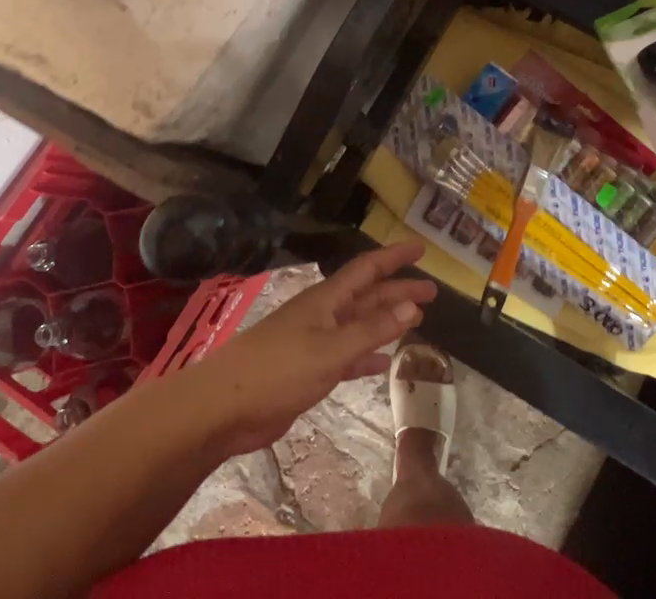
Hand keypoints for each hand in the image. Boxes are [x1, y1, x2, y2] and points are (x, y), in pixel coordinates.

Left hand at [187, 240, 437, 456]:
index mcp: (325, 300)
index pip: (367, 269)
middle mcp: (322, 315)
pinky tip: (382, 362)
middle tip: (432, 293)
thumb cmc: (277, 371)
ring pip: (358, 325)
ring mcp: (313, 343)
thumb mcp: (330, 349)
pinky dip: (366, 355)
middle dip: (397, 291)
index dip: (394, 257)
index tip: (421, 248)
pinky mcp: (308, 371)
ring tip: (415, 320)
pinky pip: (346, 355)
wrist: (224, 407)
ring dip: (385, 321)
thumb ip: (371, 330)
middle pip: (366, 296)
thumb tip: (411, 305)